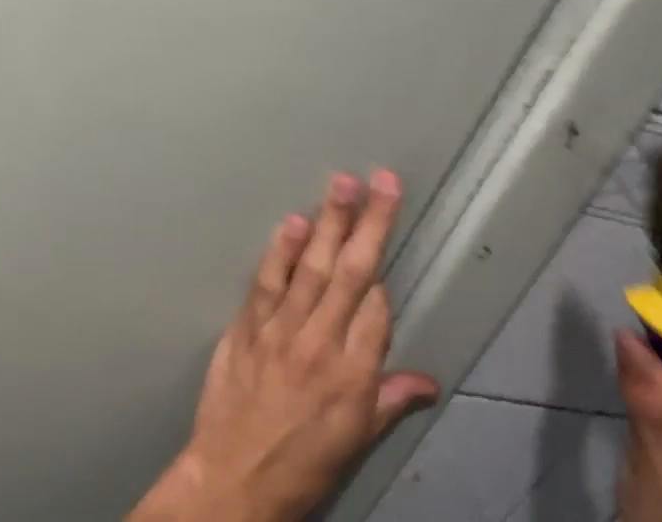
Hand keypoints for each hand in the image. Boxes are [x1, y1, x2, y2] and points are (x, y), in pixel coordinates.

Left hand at [128, 171, 438, 521]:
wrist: (234, 479)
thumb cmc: (302, 465)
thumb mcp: (355, 442)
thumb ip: (389, 400)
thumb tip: (427, 380)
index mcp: (353, 375)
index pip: (376, 310)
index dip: (383, 277)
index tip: (386, 247)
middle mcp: (319, 344)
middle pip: (350, 274)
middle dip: (369, 225)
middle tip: (382, 182)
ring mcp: (280, 331)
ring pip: (310, 267)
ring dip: (329, 222)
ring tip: (342, 184)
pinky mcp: (246, 328)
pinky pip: (267, 282)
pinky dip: (280, 250)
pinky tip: (293, 221)